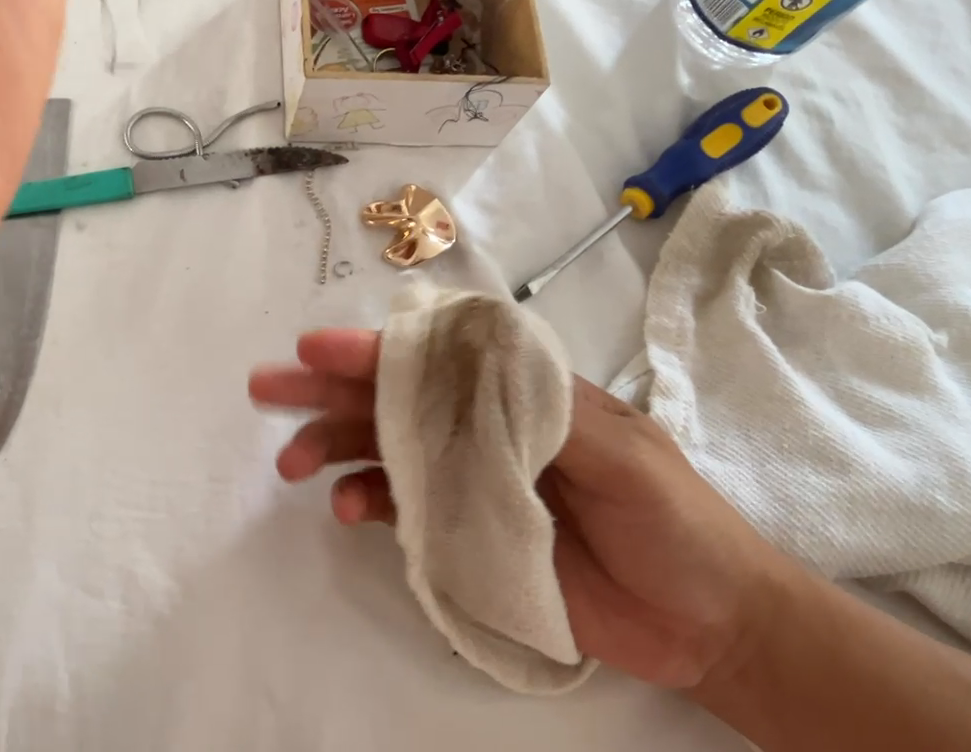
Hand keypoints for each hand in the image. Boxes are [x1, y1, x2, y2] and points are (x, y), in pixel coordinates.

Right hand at [250, 329, 802, 689]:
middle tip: (265, 388)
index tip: (315, 348)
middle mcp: (482, 426)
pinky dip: (363, 500)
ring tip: (291, 461)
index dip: (373, 351)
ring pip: (384, 448)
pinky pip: (399, 506)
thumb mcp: (621, 453)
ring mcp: (469, 479)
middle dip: (327, 388)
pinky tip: (343, 508)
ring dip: (332, 446)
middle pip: (394, 396)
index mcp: (519, 392)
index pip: (435, 358)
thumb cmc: (672, 519)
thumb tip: (459, 371)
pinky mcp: (463, 532)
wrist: (705, 621)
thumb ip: (542, 412)